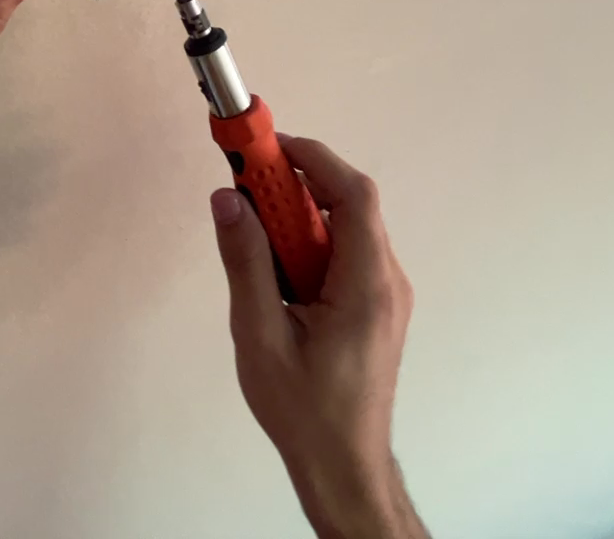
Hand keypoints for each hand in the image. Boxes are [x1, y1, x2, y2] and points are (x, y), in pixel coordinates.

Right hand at [211, 136, 427, 538]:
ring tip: (250, 225)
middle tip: (242, 184)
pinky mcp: (373, 304)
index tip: (263, 146)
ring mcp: (385, 292)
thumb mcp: (259, 335)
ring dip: (295, 212)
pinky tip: (273, 264)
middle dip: (292, 182)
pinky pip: (340, 250)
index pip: (352, 195)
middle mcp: (387, 280)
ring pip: (342, 226)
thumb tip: (227, 198)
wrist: (344, 468)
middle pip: (347, 204)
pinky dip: (304, 238)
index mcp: (367, 285)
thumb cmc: (303, 409)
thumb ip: (245, 262)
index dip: (311, 157)